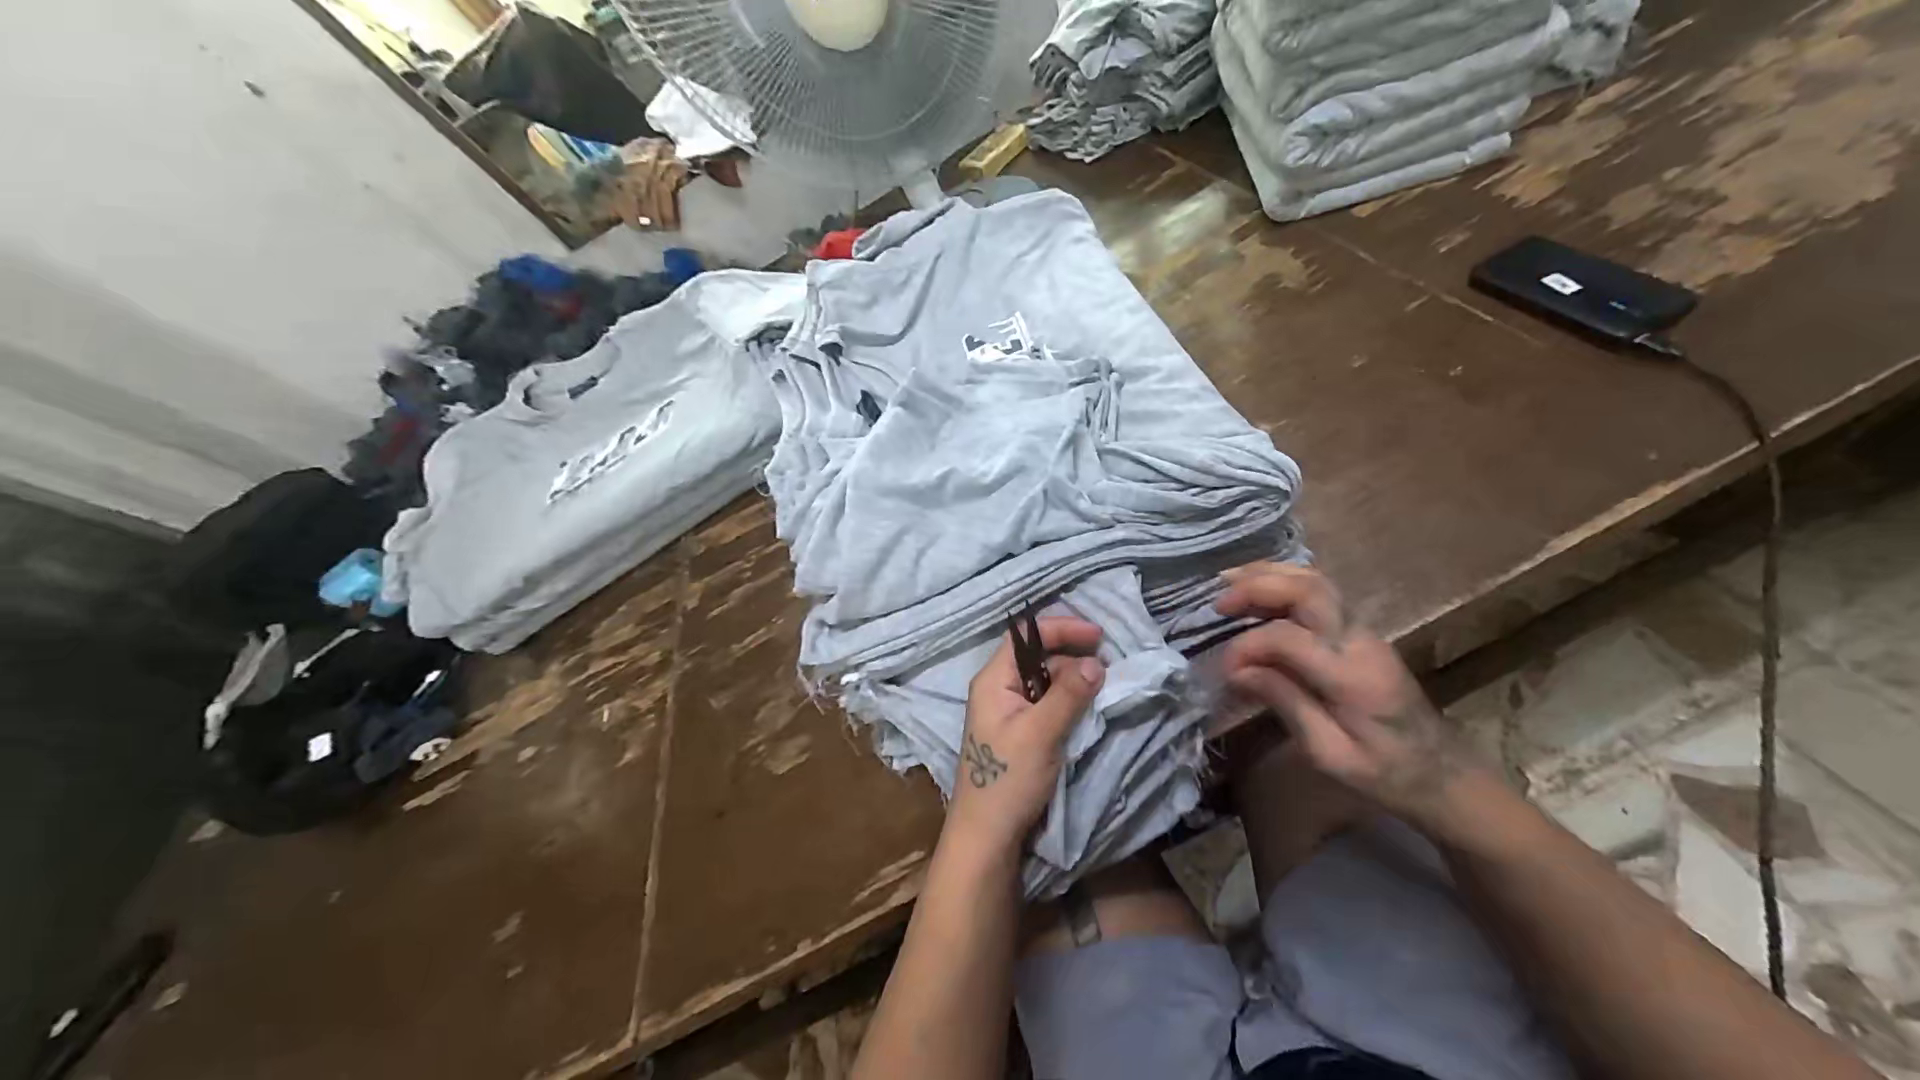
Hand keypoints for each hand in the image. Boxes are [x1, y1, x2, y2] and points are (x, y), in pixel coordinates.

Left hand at [949, 617, 1106, 854]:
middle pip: (1036, 656)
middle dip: (1071, 653)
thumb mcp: (1041, 732)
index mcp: (993, 680)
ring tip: (1104, 684)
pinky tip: (1089, 705)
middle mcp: (998, 689)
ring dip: (1073, 677)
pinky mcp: (1020, 733)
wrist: (988, 835)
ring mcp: (1009, 712)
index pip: (1025, 636)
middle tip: (1108, 663)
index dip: (1060, 628)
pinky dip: (1069, 699)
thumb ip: (1068, 694)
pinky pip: (1046, 703)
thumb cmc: (1008, 779)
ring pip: (1044, 680)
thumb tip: (1096, 661)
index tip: (1098, 636)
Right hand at [1215, 563, 1480, 826]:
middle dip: (1257, 586)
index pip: (1288, 638)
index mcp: (1352, 677)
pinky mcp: (1360, 632)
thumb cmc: (1384, 773)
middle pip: (1307, 590)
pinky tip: (1259, 589)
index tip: (1224, 670)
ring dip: (1269, 575)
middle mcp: (1360, 642)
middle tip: (1218, 602)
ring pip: (1315, 581)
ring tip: (1229, 581)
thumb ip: (1285, 703)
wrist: (1443, 773)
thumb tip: (1237, 671)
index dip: (1247, 646)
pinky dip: (1284, 582)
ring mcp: (1364, 632)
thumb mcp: (1329, 753)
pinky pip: (1320, 592)